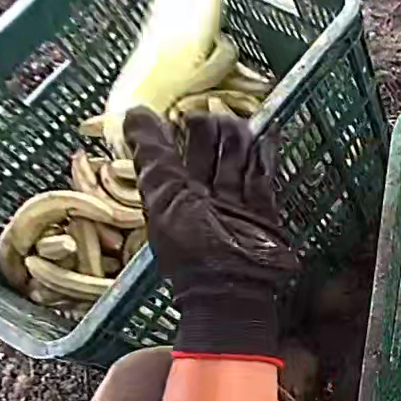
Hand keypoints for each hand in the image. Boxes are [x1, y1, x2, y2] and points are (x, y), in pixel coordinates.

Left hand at [125, 107, 300, 362]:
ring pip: (238, 168)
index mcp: (176, 199)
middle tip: (216, 110)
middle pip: (212, 160)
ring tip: (238, 119)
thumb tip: (135, 111)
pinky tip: (265, 138)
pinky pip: (263, 184)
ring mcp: (237, 210)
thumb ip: (153, 155)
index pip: (179, 158)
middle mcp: (206, 203)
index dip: (181, 134)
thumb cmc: (191, 247)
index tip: (184, 110)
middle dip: (214, 135)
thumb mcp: (162, 195)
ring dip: (239, 143)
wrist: (231, 290)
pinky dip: (264, 161)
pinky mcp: (263, 218)